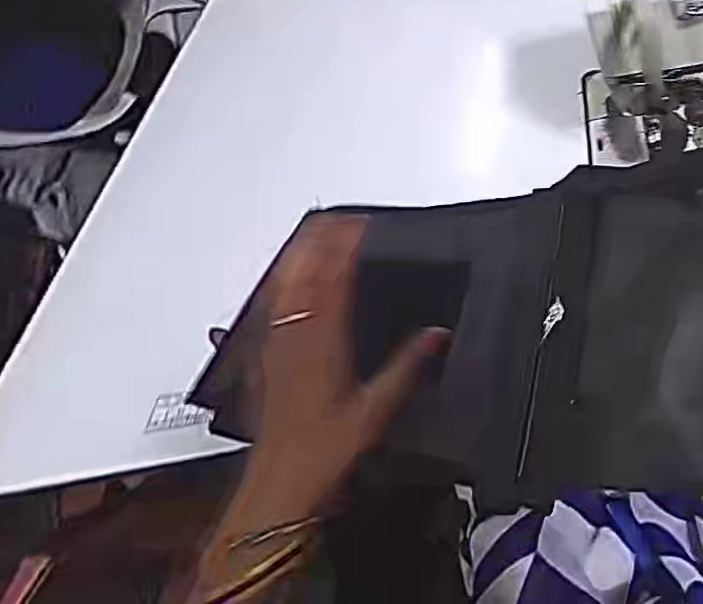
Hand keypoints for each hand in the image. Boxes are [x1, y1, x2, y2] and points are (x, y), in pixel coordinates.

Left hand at [237, 214, 449, 520]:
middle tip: (332, 216)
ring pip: (282, 290)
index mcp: (323, 346)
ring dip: (296, 257)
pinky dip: (281, 283)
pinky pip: (271, 309)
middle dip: (316, 242)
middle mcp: (295, 340)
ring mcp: (275, 348)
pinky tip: (285, 276)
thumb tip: (437, 334)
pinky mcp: (265, 359)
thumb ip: (410, 366)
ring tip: (310, 233)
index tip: (357, 225)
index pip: (332, 282)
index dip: (343, 249)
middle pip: (301, 277)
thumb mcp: (379, 408)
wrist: (279, 485)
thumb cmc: (323, 450)